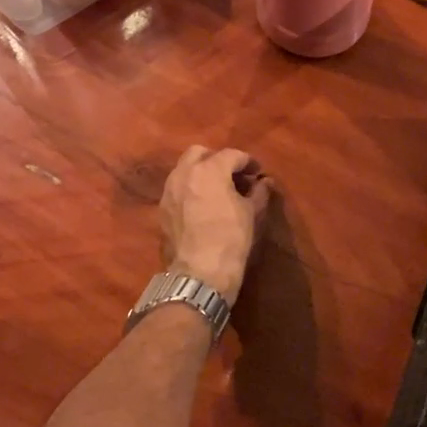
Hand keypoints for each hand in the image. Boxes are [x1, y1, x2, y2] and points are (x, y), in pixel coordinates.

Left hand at [159, 146, 270, 305]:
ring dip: (201, 173)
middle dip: (217, 160)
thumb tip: (265, 182)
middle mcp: (184, 174)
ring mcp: (169, 191)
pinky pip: (177, 190)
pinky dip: (190, 190)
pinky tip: (201, 207)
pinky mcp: (162, 210)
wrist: (199, 272)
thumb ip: (259, 192)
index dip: (248, 162)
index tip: (258, 172)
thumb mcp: (251, 214)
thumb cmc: (231, 239)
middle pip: (200, 153)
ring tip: (216, 191)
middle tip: (233, 176)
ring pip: (184, 170)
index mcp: (209, 170)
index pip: (231, 155)